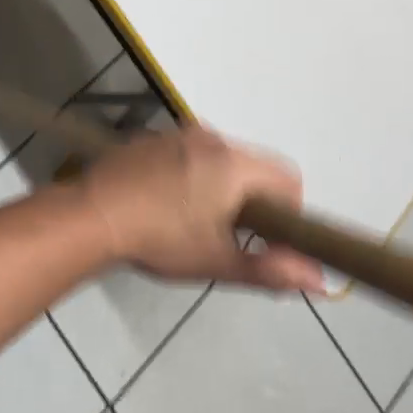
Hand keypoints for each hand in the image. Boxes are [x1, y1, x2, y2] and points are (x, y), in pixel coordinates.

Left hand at [79, 124, 322, 290]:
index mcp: (232, 162)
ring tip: (193, 220)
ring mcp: (172, 133)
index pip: (287, 177)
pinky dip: (187, 173)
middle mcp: (206, 136)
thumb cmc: (161, 238)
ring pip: (216, 158)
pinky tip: (164, 203)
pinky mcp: (146, 138)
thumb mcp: (219, 262)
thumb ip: (273, 270)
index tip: (267, 240)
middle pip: (252, 165)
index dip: (289, 212)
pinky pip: (185, 152)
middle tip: (229, 234)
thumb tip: (319, 279)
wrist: (93, 213)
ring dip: (218, 185)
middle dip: (251, 199)